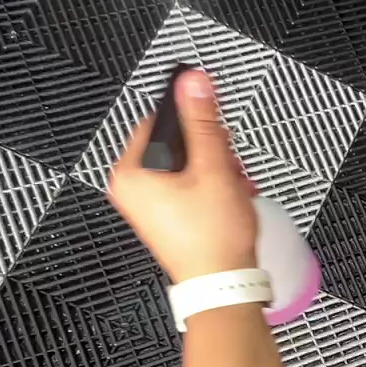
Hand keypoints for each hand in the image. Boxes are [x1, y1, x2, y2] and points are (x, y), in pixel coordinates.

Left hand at [107, 69, 258, 282]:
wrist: (224, 284)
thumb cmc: (214, 239)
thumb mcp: (214, 170)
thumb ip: (204, 122)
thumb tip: (192, 82)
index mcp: (131, 173)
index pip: (160, 121)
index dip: (194, 124)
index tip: (216, 133)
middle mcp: (133, 190)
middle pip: (175, 145)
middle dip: (210, 152)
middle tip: (228, 166)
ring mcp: (149, 207)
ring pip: (186, 167)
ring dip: (216, 170)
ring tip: (233, 186)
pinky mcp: (166, 219)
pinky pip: (188, 188)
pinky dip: (212, 188)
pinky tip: (230, 198)